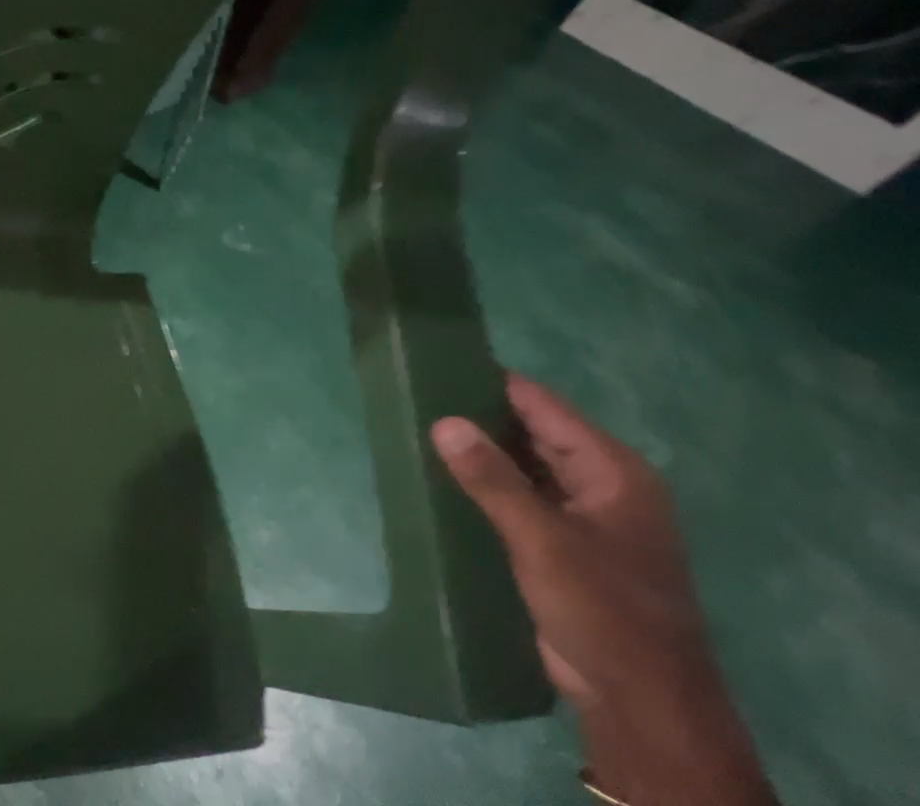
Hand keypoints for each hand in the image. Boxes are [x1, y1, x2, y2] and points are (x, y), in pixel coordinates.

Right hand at [432, 375, 775, 805]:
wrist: (640, 695)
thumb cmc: (601, 608)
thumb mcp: (542, 540)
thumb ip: (493, 480)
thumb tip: (444, 421)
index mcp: (613, 471)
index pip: (546, 408)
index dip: (497, 384)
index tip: (442, 365)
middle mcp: (603, 486)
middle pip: (537, 435)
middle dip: (484, 418)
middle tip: (419, 400)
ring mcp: (587, 519)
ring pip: (529, 470)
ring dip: (486, 456)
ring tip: (422, 435)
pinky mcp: (568, 548)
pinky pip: (525, 503)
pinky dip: (492, 490)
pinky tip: (448, 487)